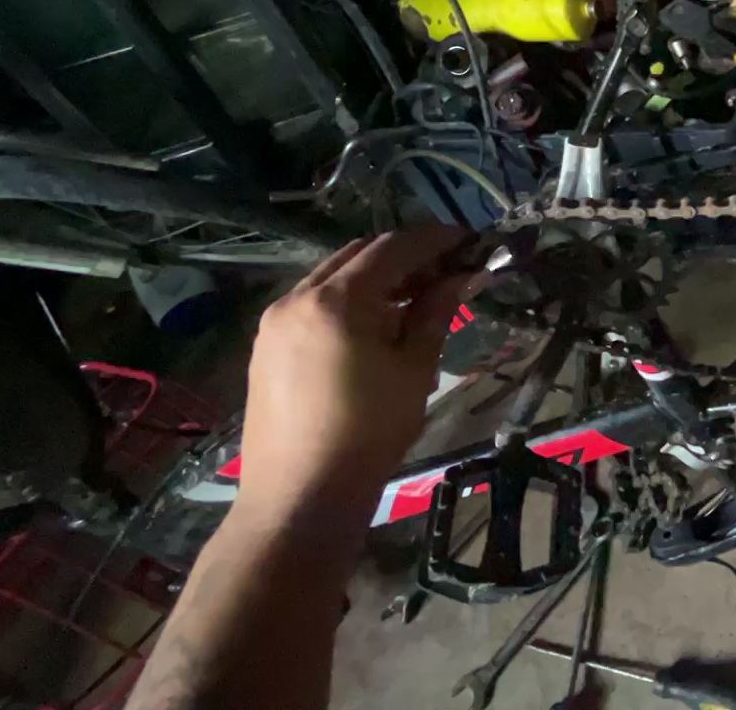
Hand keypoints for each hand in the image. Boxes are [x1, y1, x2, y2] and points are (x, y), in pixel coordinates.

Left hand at [238, 224, 472, 514]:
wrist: (300, 495)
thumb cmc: (369, 429)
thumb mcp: (416, 367)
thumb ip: (437, 311)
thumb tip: (462, 276)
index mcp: (337, 300)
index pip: (393, 248)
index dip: (435, 239)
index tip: (469, 240)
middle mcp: (297, 299)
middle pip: (360, 254)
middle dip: (406, 254)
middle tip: (447, 270)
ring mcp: (275, 322)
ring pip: (334, 276)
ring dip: (378, 275)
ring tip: (417, 296)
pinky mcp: (266, 345)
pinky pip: (315, 301)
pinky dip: (351, 297)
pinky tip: (378, 322)